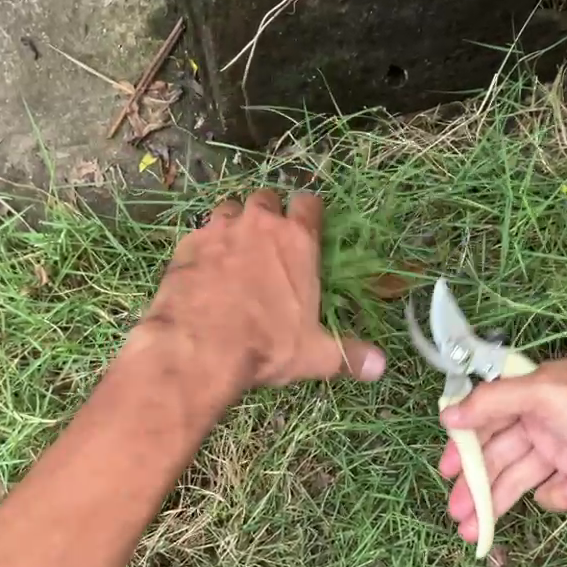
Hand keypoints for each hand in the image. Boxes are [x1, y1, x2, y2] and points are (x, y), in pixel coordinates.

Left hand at [133, 189, 384, 390]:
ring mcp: (218, 231)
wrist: (199, 348)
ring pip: (229, 210)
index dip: (309, 212)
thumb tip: (380, 367)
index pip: (309, 205)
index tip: (307, 225)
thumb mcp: (314, 355)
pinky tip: (203, 272)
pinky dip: (203, 248)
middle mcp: (258, 224)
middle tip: (268, 243)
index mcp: (296, 241)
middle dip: (269, 215)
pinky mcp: (186, 246)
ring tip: (234, 254)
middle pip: (266, 199)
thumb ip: (348, 355)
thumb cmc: (266, 346)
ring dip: (234, 226)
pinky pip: (198, 236)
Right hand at [437, 359, 566, 542]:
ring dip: (498, 503)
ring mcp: (566, 449)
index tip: (444, 469)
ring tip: (475, 532)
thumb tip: (449, 415)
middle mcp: (549, 418)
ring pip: (520, 478)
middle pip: (500, 453)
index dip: (465, 443)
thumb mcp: (546, 396)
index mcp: (539, 389)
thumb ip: (493, 402)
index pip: (490, 415)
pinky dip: (559, 495)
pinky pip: (554, 490)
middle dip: (477, 483)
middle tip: (456, 512)